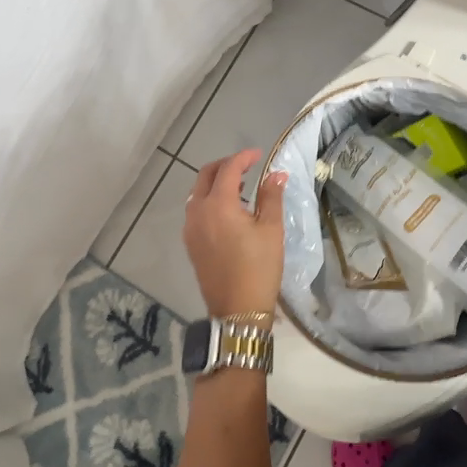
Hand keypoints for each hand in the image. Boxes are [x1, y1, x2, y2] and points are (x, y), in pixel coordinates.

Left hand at [182, 150, 286, 318]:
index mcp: (218, 205)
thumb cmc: (259, 268)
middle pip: (206, 175)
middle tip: (247, 166)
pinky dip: (210, 200)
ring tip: (240, 187)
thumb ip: (271, 197)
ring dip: (216, 183)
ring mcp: (190, 228)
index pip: (228, 169)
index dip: (244, 158)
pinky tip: (229, 211)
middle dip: (225, 166)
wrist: (238, 311)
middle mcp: (198, 211)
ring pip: (198, 192)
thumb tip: (276, 174)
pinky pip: (196, 210)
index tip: (259, 155)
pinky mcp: (190, 243)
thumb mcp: (271, 230)